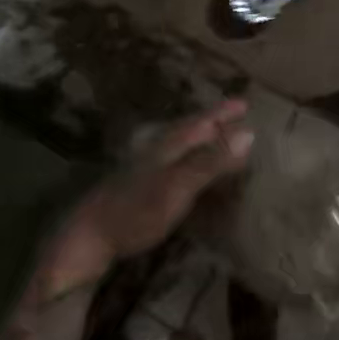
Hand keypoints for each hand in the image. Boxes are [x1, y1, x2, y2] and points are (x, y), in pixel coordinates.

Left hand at [34, 100, 254, 300]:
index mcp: (169, 144)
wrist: (90, 236)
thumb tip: (248, 133)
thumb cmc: (137, 210)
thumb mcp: (179, 185)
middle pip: (190, 130)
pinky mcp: (143, 187)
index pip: (201, 122)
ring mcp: (148, 168)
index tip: (244, 103)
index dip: (222, 113)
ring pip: (182, 146)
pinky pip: (176, 163)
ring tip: (221, 139)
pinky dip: (192, 160)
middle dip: (214, 123)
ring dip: (203, 141)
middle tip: (237, 118)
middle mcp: (158, 150)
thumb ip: (211, 161)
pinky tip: (194, 171)